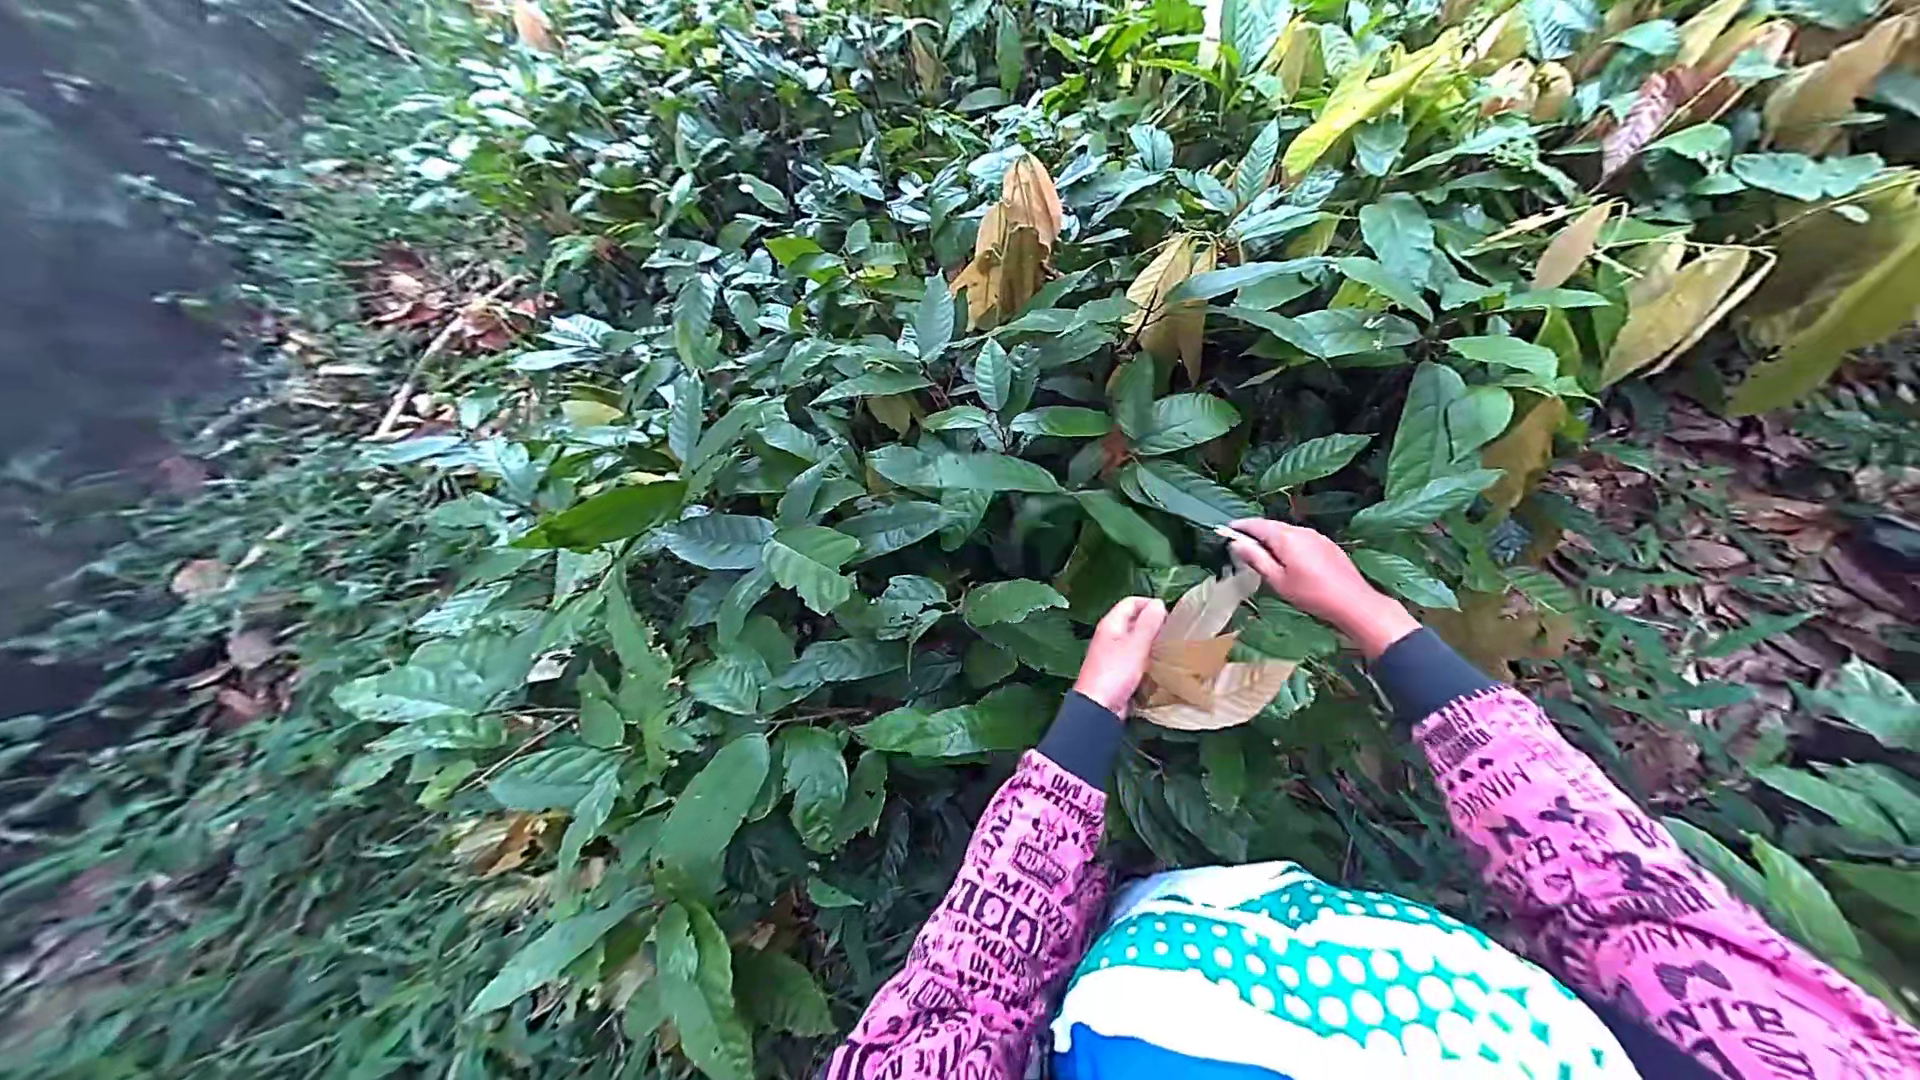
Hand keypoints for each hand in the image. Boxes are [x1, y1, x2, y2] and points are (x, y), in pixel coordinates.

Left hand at [1072, 596, 1167, 715]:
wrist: (1099, 706)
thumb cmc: (1114, 674)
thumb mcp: (1135, 645)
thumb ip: (1147, 623)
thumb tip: (1158, 603)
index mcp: (1110, 624)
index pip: (1131, 602)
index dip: (1149, 604)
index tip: (1168, 614)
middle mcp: (1109, 635)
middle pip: (1132, 619)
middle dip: (1151, 621)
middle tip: (1170, 629)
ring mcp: (1112, 652)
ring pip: (1134, 638)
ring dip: (1149, 639)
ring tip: (1167, 644)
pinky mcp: (1117, 668)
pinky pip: (1134, 655)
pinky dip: (1145, 654)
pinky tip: (1156, 661)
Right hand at [1220, 518, 1419, 659]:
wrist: (1353, 602)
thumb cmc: (1310, 593)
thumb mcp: (1277, 579)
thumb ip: (1256, 559)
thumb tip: (1236, 543)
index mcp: (1285, 537)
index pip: (1256, 524)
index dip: (1239, 527)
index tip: (1226, 530)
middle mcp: (1300, 531)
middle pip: (1271, 526)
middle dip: (1254, 531)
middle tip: (1240, 541)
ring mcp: (1316, 536)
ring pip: (1286, 531)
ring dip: (1270, 537)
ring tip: (1260, 551)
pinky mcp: (1326, 544)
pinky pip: (1299, 537)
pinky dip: (1286, 542)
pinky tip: (1285, 557)